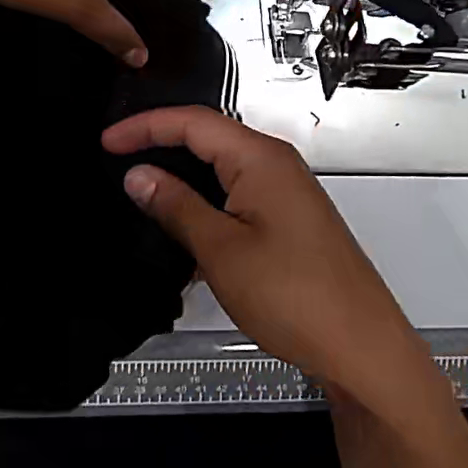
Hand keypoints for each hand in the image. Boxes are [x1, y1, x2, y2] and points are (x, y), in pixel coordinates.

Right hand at [101, 107, 435, 406]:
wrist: (359, 345)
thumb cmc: (298, 297)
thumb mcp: (221, 250)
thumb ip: (176, 206)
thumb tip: (140, 175)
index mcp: (261, 158)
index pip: (193, 121)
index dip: (145, 126)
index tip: (108, 141)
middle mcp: (277, 164)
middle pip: (209, 136)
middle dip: (161, 143)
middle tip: (119, 159)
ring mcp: (286, 191)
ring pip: (223, 167)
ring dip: (183, 175)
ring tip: (144, 192)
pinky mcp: (289, 217)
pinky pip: (238, 191)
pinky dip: (206, 199)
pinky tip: (184, 224)